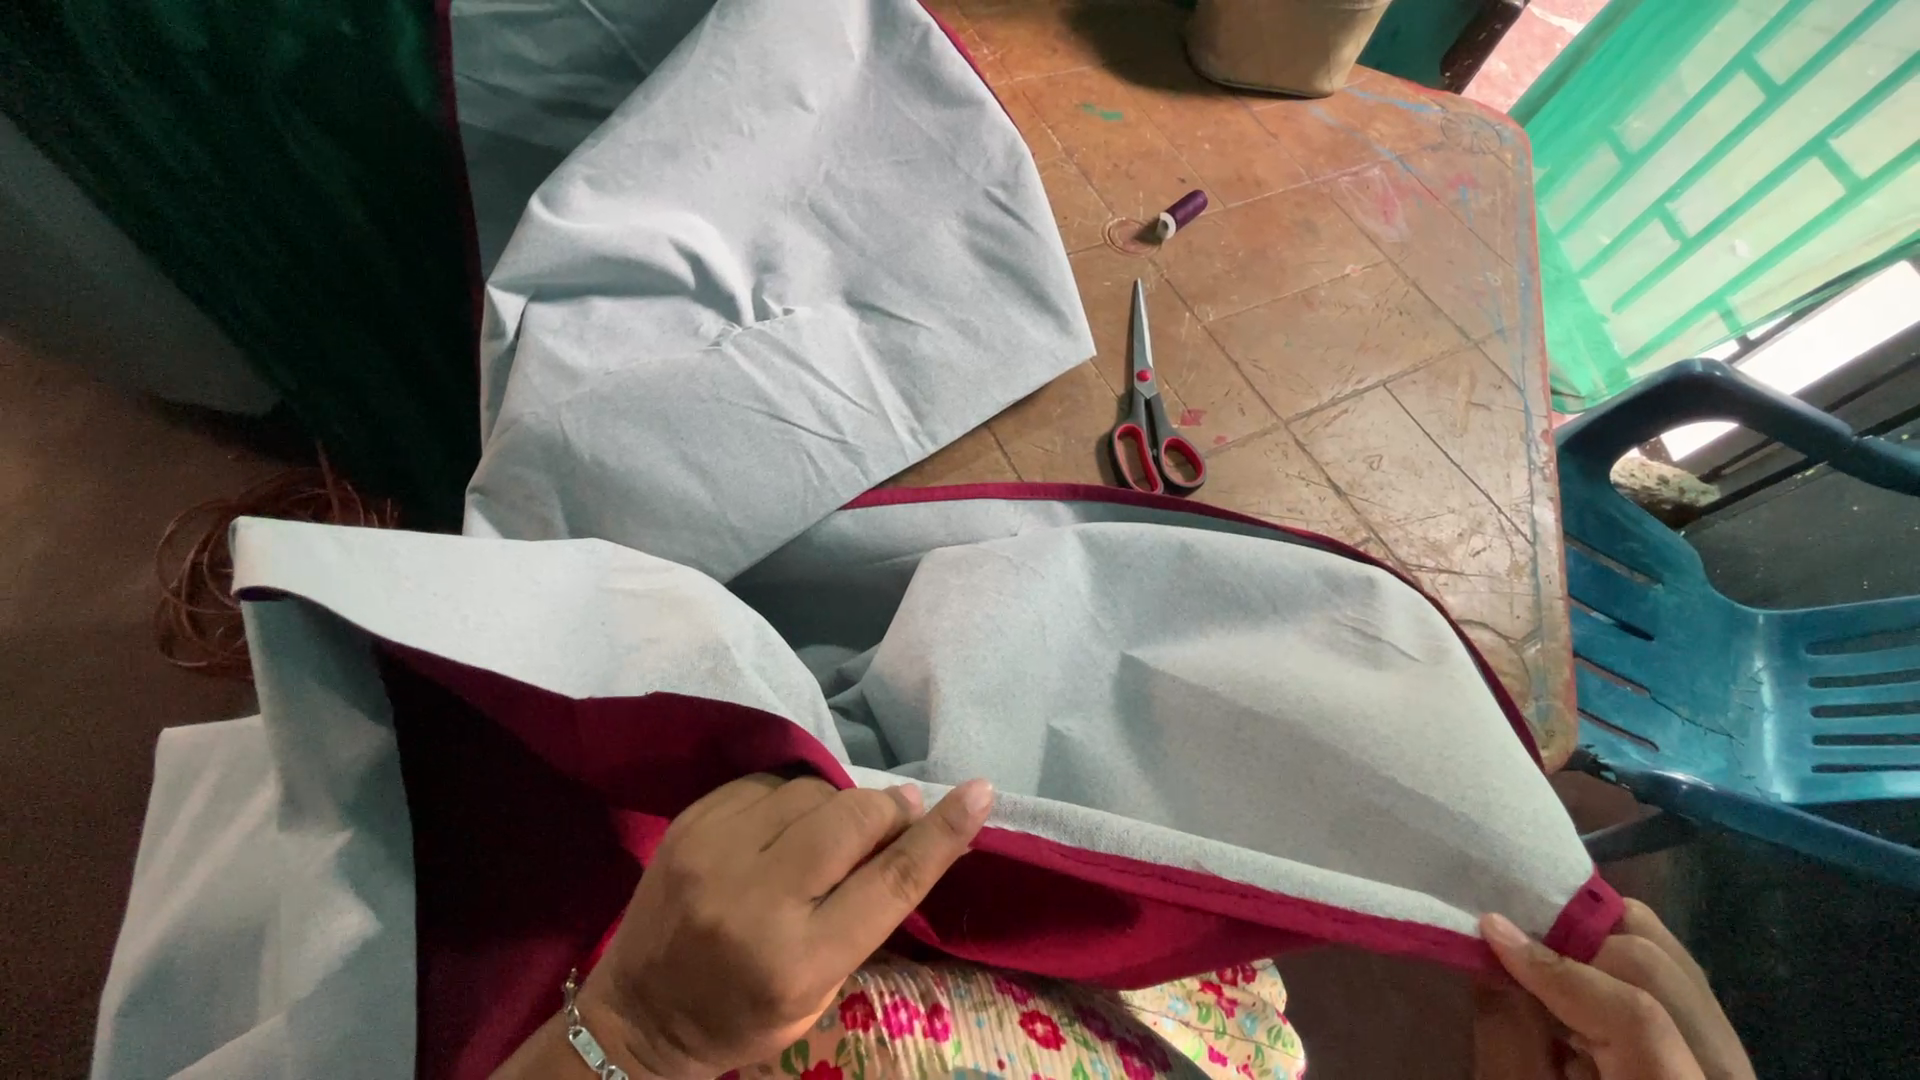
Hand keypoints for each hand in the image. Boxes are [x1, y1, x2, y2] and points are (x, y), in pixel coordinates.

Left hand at [576, 774, 994, 1079]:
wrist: (637, 1015)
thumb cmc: (744, 1015)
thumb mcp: (821, 987)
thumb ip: (869, 912)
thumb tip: (916, 831)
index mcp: (798, 959)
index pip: (891, 880)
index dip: (942, 832)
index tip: (979, 792)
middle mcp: (756, 901)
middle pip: (852, 819)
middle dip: (887, 809)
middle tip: (897, 814)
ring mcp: (715, 854)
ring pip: (811, 791)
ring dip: (835, 805)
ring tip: (828, 832)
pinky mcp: (690, 824)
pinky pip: (767, 783)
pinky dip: (790, 799)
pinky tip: (783, 826)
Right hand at [1474, 900, 1753, 1079]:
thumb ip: (1507, 1028)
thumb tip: (1497, 942)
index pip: (1632, 1013)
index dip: (1553, 962)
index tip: (1490, 929)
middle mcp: (1725, 1076)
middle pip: (1662, 968)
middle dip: (1580, 937)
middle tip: (1519, 934)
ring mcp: (1734, 1066)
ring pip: (1676, 964)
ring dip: (1601, 943)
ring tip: (1546, 951)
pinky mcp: (1721, 1057)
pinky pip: (1677, 984)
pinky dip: (1620, 965)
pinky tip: (1578, 977)